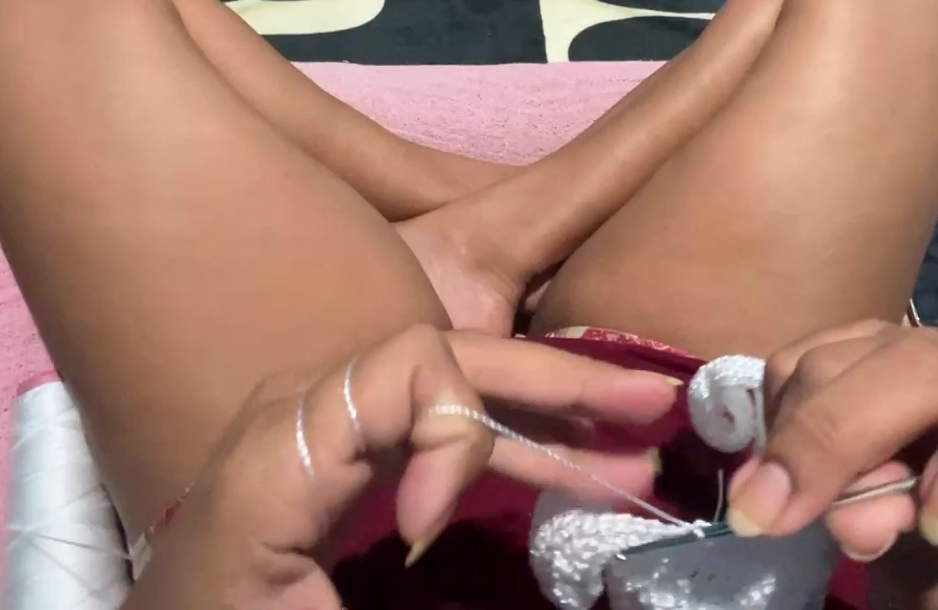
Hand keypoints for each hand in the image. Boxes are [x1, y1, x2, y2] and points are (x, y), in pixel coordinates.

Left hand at [126, 324, 677, 608]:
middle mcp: (319, 405)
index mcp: (288, 438)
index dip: (454, 429)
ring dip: (556, 408)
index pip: (406, 365)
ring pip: (466, 389)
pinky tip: (582, 462)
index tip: (429, 529)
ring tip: (640, 430)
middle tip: (649, 398)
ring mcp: (341, 424)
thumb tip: (528, 570)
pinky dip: (522, 444)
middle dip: (556, 377)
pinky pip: (449, 432)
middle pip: (455, 358)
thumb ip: (432, 579)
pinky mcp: (356, 453)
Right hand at [727, 321, 937, 609]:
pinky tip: (787, 474)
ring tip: (786, 518)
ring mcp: (913, 356)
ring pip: (839, 360)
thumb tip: (853, 517)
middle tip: (776, 518)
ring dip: (796, 444)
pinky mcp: (846, 357)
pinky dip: (774, 423)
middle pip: (919, 363)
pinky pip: (791, 365)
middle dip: (841, 441)